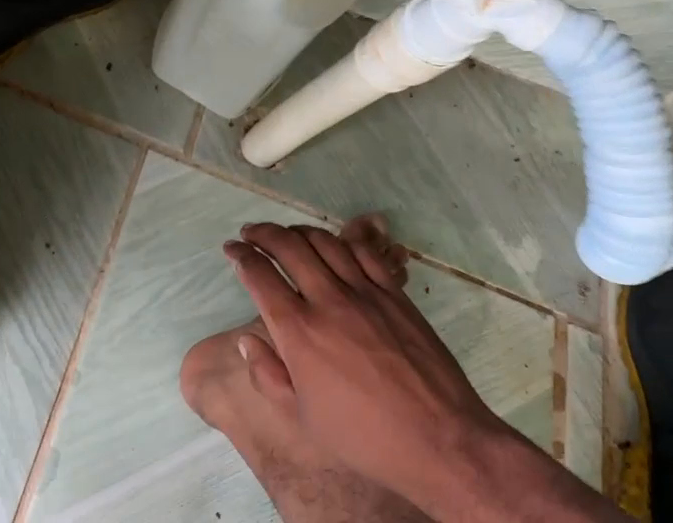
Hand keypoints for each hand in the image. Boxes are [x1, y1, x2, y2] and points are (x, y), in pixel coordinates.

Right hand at [222, 218, 512, 505]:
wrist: (441, 441)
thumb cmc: (365, 437)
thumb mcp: (303, 417)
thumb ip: (268, 374)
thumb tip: (247, 340)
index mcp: (298, 331)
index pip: (259, 275)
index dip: (240, 256)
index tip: (231, 250)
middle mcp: (327, 301)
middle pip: (287, 246)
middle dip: (262, 234)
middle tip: (250, 234)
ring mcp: (365, 294)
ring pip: (324, 242)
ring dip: (297, 231)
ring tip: (286, 234)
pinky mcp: (395, 295)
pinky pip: (364, 253)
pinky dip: (341, 241)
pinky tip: (333, 245)